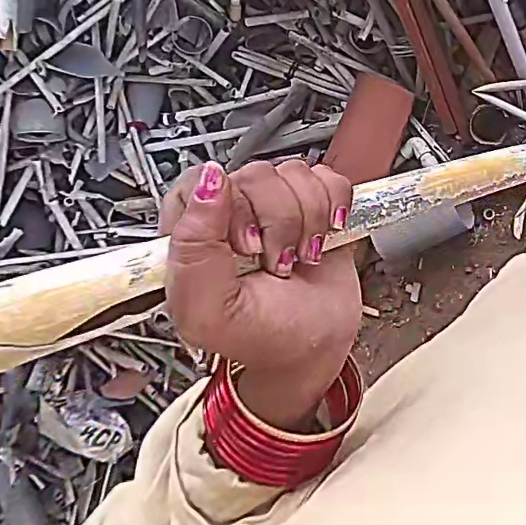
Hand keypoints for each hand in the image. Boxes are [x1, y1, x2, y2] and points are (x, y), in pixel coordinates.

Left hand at [160, 160, 359, 430]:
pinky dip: (333, 208)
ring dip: (306, 221)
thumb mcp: (210, 311)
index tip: (246, 247)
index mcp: (192, 231)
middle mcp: (231, 210)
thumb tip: (207, 182)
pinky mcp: (312, 202)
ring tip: (296, 256)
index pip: (202, 181)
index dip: (231, 209)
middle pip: (256, 175)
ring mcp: (273, 204)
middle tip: (274, 262)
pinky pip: (327, 177)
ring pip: (294, 173)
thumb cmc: (260, 338)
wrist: (314, 350)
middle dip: (276, 224)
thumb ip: (194, 247)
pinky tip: (321, 238)